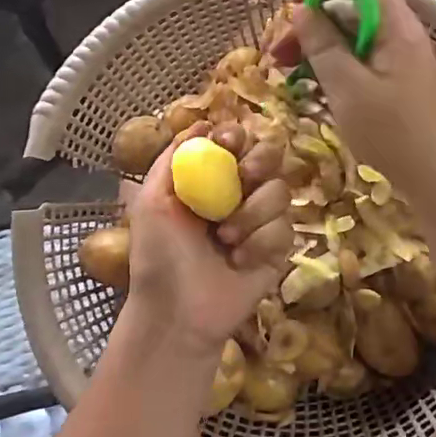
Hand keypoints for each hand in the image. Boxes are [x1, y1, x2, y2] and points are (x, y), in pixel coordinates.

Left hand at [122, 128, 292, 355]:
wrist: (176, 313)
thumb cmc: (157, 256)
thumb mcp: (151, 202)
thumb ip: (172, 159)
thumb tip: (200, 123)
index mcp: (210, 178)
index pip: (237, 142)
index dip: (237, 137)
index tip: (228, 144)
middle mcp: (240, 193)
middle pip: (271, 156)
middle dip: (261, 161)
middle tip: (245, 177)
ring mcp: (261, 220)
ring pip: (280, 191)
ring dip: (253, 212)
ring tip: (226, 238)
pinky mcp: (278, 248)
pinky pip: (285, 228)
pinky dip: (261, 241)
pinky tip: (240, 259)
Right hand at [269, 0, 435, 191]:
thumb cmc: (393, 133)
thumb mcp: (347, 88)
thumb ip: (322, 45)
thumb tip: (301, 11)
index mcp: (395, 25)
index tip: (290, 5)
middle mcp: (400, 31)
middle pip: (351, 4)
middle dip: (311, 20)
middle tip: (277, 51)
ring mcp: (399, 54)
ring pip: (352, 31)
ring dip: (317, 43)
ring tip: (285, 68)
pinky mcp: (396, 76)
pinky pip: (359, 55)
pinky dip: (332, 62)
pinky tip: (310, 83)